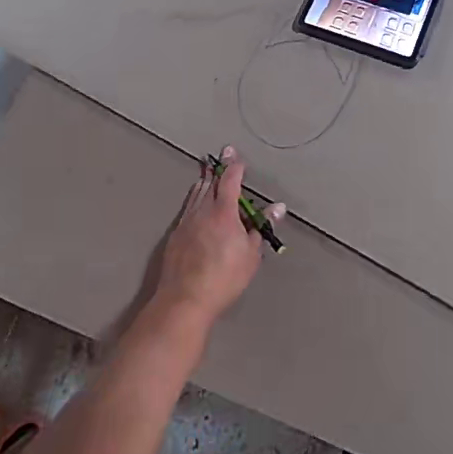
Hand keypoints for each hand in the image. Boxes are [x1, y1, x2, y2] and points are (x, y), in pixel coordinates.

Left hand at [151, 147, 285, 327]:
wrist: (185, 298)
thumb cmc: (224, 277)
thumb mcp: (251, 254)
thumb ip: (261, 227)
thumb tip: (276, 208)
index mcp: (224, 212)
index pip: (230, 181)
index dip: (234, 166)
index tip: (236, 156)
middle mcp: (203, 210)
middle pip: (210, 182)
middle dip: (218, 168)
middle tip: (222, 155)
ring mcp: (187, 221)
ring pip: (197, 193)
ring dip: (204, 181)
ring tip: (208, 173)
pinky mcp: (176, 234)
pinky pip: (188, 207)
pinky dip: (195, 197)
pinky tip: (195, 201)